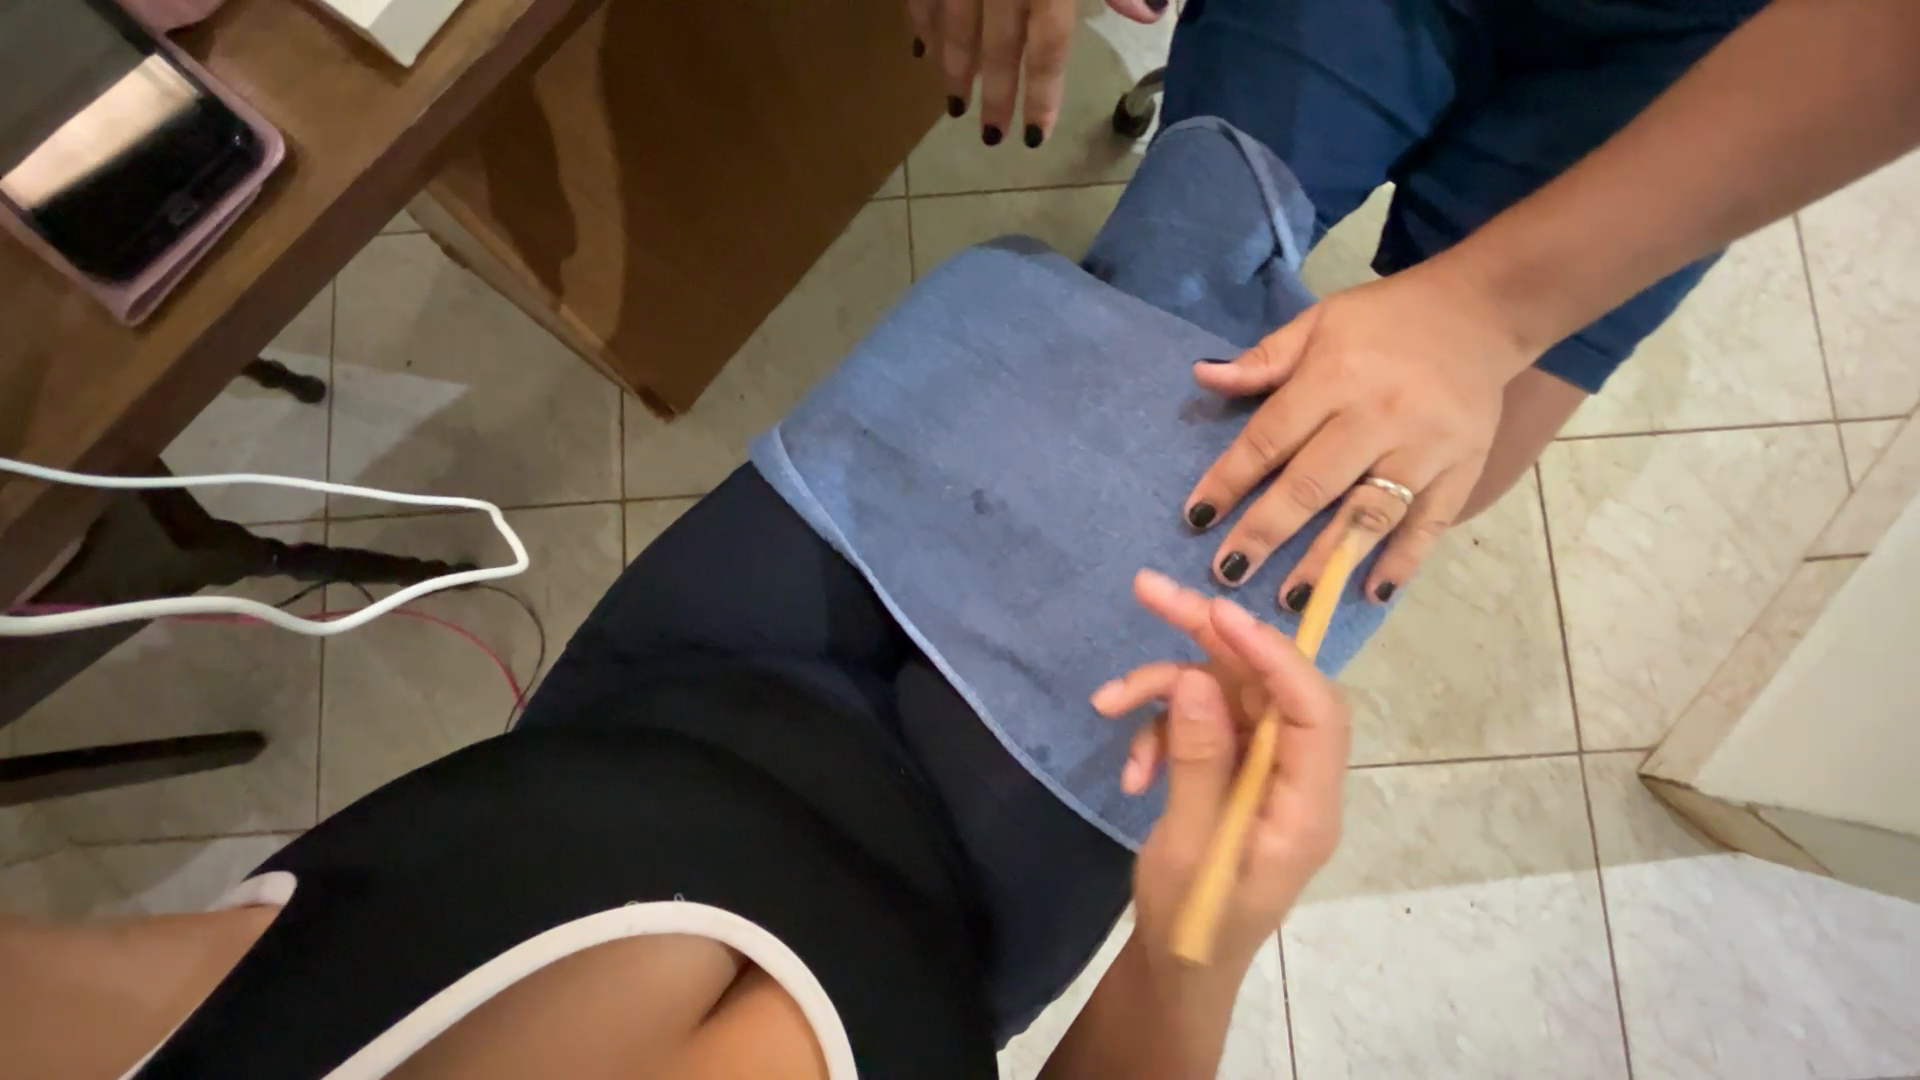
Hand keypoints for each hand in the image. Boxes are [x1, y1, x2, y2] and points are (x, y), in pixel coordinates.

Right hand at [908, 0, 1168, 146]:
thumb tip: (1152, 15)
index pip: (1046, 48)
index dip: (1039, 96)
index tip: (1031, 139)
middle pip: (997, 48)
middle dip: (994, 97)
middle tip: (991, 140)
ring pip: (954, 26)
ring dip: (953, 69)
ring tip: (953, 105)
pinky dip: (921, 23)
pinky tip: (922, 52)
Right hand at [1091, 569, 1349, 969]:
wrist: (1179, 963)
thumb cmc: (1192, 922)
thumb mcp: (1190, 848)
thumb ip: (1198, 763)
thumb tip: (1196, 679)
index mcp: (1307, 805)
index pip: (1313, 711)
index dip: (1272, 655)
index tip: (1217, 614)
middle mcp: (1293, 772)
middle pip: (1264, 681)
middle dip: (1206, 633)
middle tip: (1147, 590)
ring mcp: (1260, 764)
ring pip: (1221, 691)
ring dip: (1162, 688)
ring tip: (1106, 703)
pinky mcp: (1229, 762)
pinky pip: (1196, 718)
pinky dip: (1157, 727)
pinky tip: (1130, 766)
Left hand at [1182, 268, 1536, 608]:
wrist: (1484, 312)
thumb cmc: (1383, 321)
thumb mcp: (1318, 322)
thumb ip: (1263, 359)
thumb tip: (1203, 376)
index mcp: (1336, 378)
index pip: (1270, 438)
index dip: (1230, 480)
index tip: (1197, 517)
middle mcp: (1380, 417)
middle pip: (1312, 485)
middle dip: (1266, 532)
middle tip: (1227, 572)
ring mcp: (1427, 449)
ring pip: (1368, 514)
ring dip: (1327, 561)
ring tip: (1290, 601)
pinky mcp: (1464, 470)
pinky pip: (1430, 523)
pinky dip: (1403, 561)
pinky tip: (1370, 593)